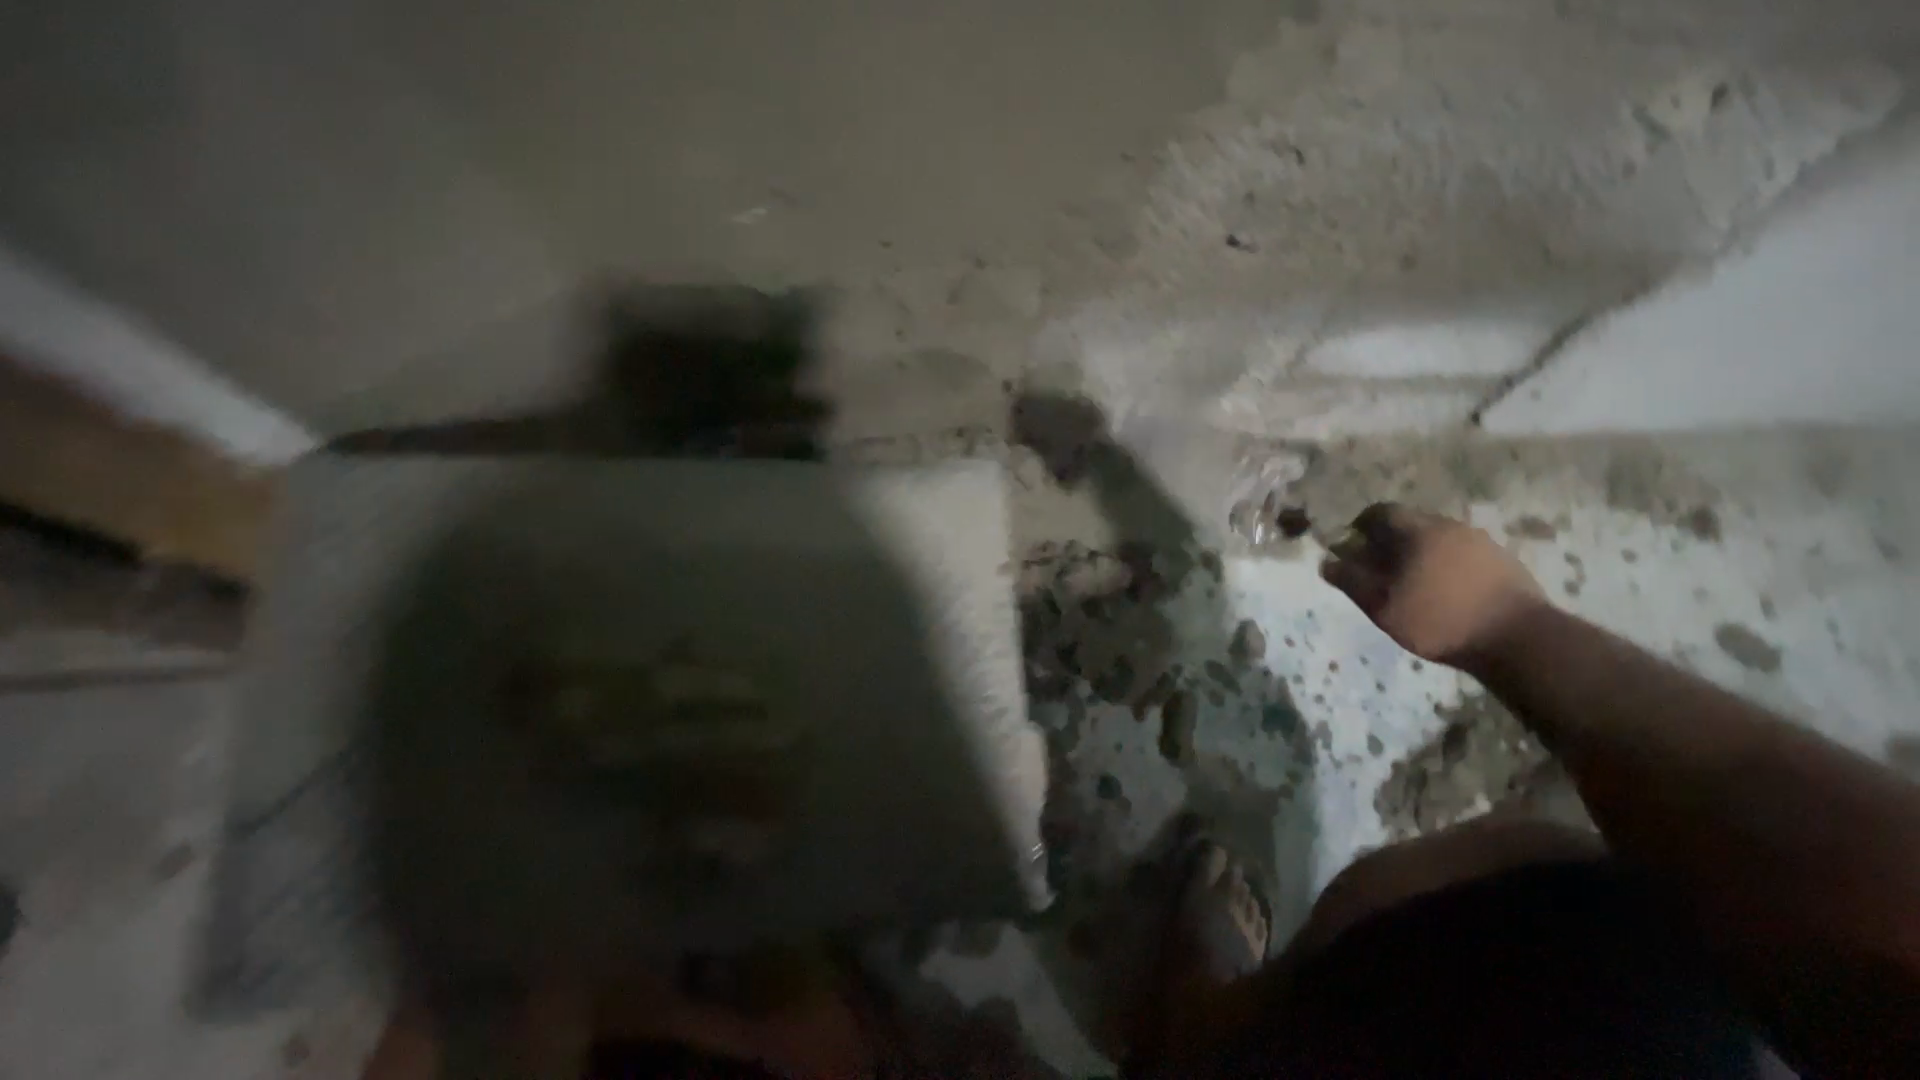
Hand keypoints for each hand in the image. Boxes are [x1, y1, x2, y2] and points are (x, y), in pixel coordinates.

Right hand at [1319, 503, 1545, 669]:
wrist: (1518, 638)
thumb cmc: (1439, 619)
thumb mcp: (1382, 605)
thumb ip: (1351, 581)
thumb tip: (1327, 561)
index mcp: (1417, 530)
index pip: (1379, 512)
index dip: (1360, 527)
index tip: (1352, 550)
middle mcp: (1449, 526)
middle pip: (1410, 524)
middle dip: (1389, 542)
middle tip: (1379, 572)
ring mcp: (1480, 542)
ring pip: (1438, 539)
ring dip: (1420, 555)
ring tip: (1414, 585)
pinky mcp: (1503, 561)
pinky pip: (1462, 554)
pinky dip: (1447, 566)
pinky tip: (1447, 593)